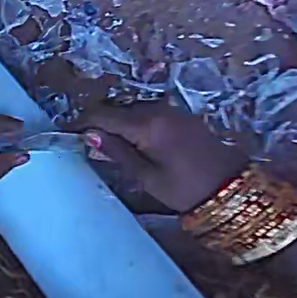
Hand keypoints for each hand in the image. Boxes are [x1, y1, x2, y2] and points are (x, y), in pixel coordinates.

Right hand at [79, 101, 247, 212]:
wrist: (230, 187)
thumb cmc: (185, 188)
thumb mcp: (146, 176)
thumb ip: (117, 152)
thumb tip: (89, 135)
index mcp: (147, 125)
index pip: (103, 115)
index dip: (82, 123)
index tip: (67, 133)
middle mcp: (158, 109)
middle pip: (117, 109)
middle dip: (98, 122)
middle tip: (84, 142)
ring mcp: (171, 109)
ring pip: (132, 109)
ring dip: (116, 122)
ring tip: (105, 143)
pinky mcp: (180, 115)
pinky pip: (148, 112)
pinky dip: (134, 123)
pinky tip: (131, 141)